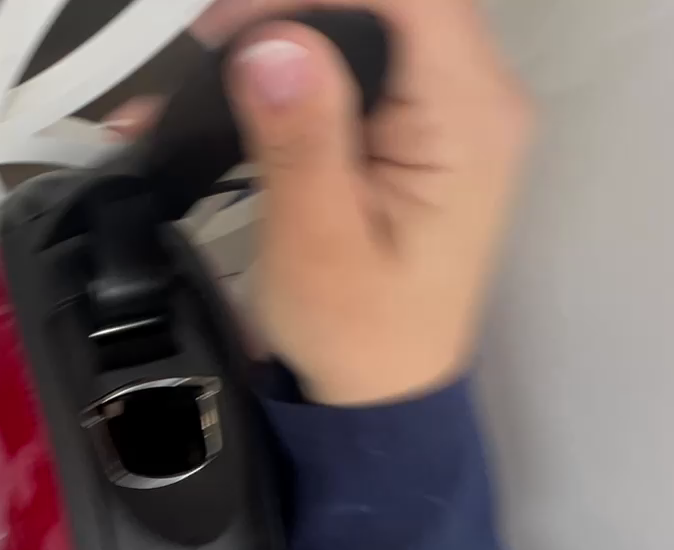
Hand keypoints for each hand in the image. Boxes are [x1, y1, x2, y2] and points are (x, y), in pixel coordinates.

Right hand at [198, 0, 533, 404]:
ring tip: (207, 80)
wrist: (374, 388)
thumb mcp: (317, 243)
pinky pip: (357, 75)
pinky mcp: (412, 135)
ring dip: (285, 47)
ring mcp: (445, 115)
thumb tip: (271, 46)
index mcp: (467, 119)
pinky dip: (295, 81)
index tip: (223, 28)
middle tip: (201, 52)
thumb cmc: (352, 332)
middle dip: (288, 17)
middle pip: (386, 6)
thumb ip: (301, 141)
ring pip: (367, 34)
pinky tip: (244, 100)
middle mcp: (472, 99)